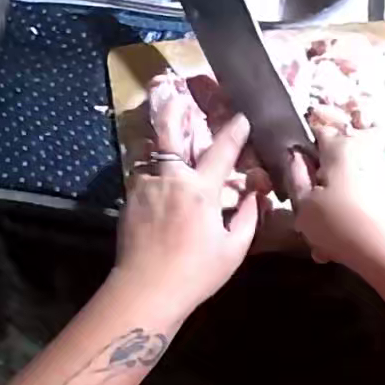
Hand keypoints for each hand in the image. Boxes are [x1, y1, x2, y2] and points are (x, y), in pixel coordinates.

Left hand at [115, 112, 261, 311]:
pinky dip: (152, 172)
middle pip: (170, 133)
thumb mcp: (233, 250)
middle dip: (175, 110)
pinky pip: (141, 176)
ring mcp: (145, 188)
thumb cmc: (195, 274)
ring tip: (165, 136)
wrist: (145, 290)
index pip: (222, 150)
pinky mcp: (129, 201)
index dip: (235, 131)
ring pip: (151, 153)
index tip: (242, 117)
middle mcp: (171, 179)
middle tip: (178, 94)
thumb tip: (255, 198)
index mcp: (200, 190)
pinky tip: (157, 181)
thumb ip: (248, 219)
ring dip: (160, 143)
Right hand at [288, 129, 384, 273]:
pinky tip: (345, 248)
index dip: (300, 155)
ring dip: (332, 214)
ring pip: (346, 189)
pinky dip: (352, 221)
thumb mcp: (304, 205)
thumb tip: (295, 156)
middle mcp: (368, 150)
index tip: (294, 185)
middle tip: (309, 224)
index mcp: (343, 144)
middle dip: (317, 195)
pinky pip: (364, 203)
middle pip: (330, 166)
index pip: (315, 131)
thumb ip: (294, 177)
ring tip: (325, 247)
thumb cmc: (345, 224)